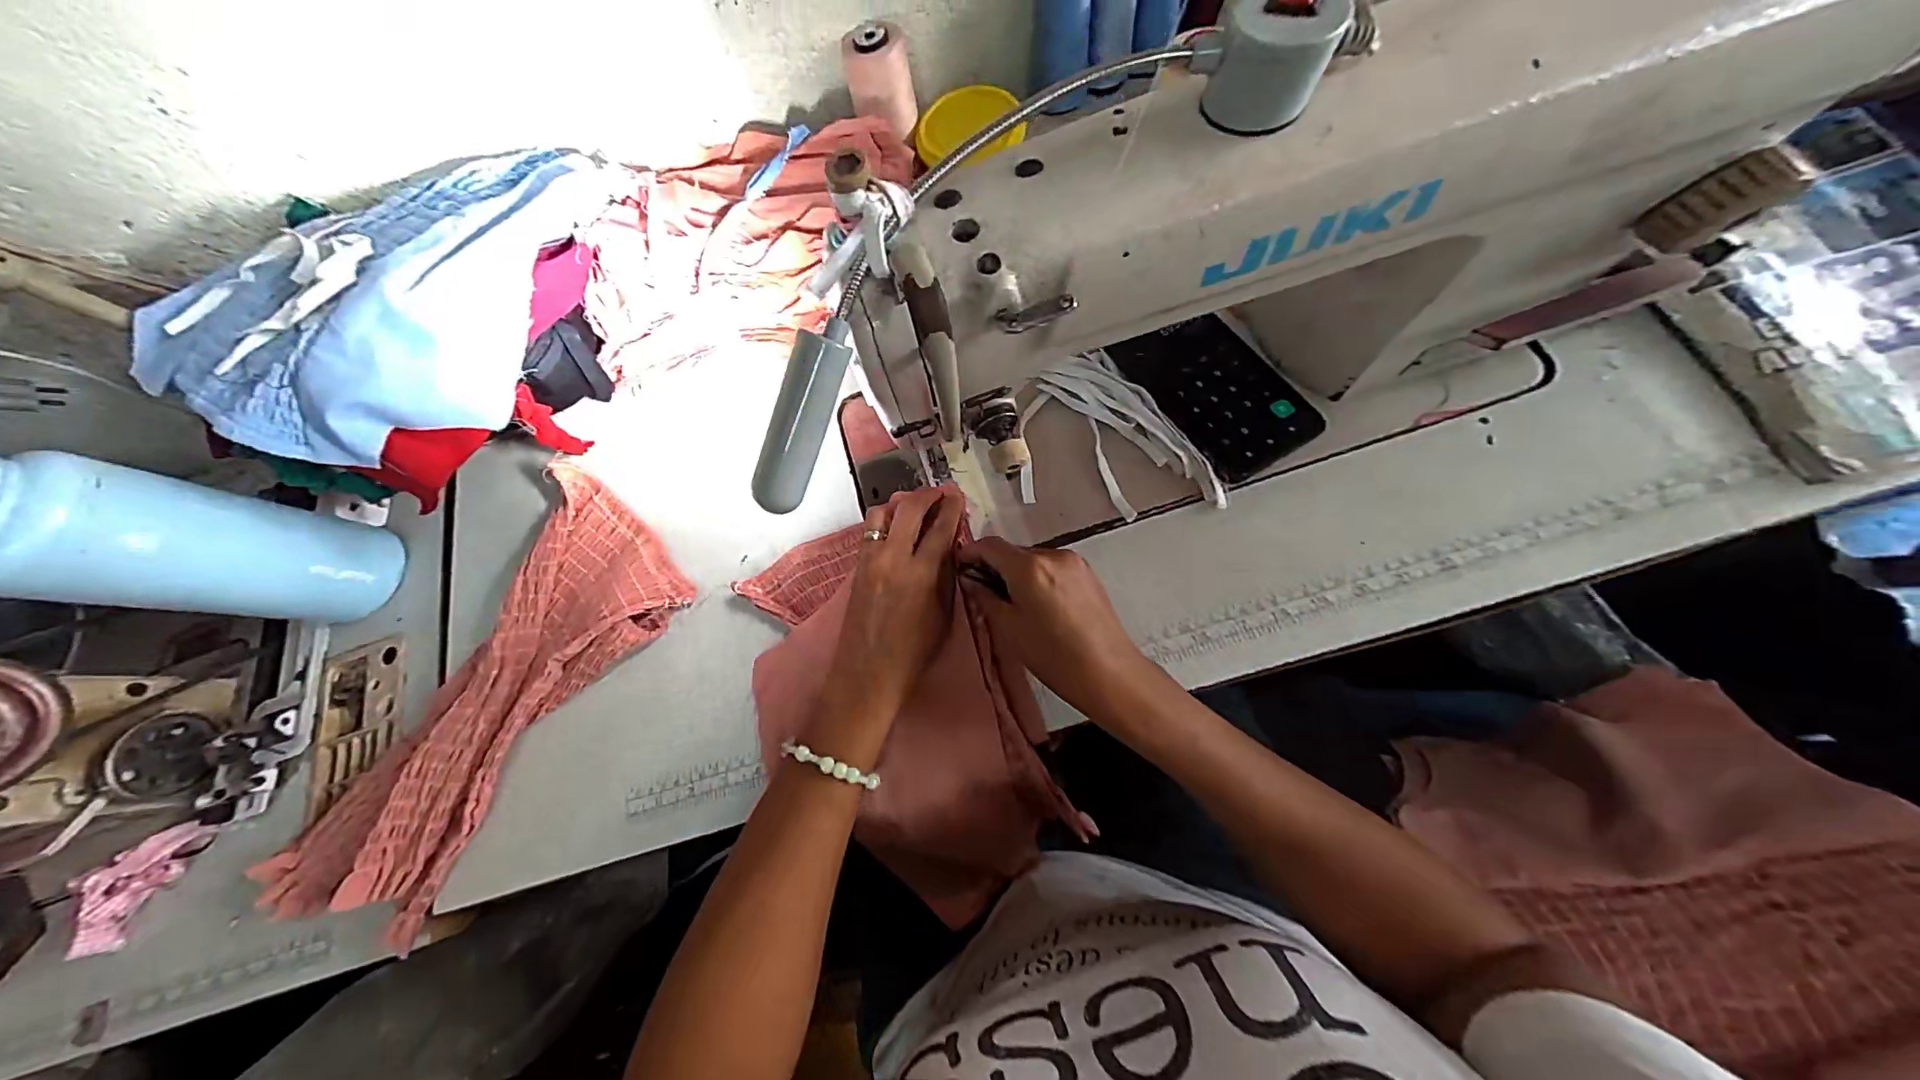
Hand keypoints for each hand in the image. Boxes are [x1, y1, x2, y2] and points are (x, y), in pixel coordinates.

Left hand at [826, 487, 965, 726]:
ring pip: (881, 513)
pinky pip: (870, 532)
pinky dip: (885, 522)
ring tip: (915, 507)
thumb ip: (948, 577)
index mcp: (921, 574)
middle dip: (927, 495)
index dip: (952, 506)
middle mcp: (893, 559)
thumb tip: (952, 548)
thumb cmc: (914, 653)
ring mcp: (870, 561)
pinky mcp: (857, 568)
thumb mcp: (943, 616)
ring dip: (900, 504)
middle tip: (940, 494)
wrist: (868, 673)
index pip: (941, 527)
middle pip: (908, 508)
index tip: (958, 496)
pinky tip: (896, 529)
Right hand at [957, 537, 1162, 719]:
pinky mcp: (1087, 574)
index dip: (970, 553)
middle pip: (1013, 551)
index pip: (990, 545)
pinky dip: (1038, 579)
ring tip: (1013, 604)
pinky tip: (1038, 606)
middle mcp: (1053, 555)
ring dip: (1017, 574)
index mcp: (1029, 567)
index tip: (960, 567)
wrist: (1108, 672)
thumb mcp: (1010, 629)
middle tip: (983, 592)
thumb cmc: (1055, 656)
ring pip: (1033, 560)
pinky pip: (1052, 568)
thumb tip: (972, 580)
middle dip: (995, 567)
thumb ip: (985, 597)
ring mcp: (1074, 563)